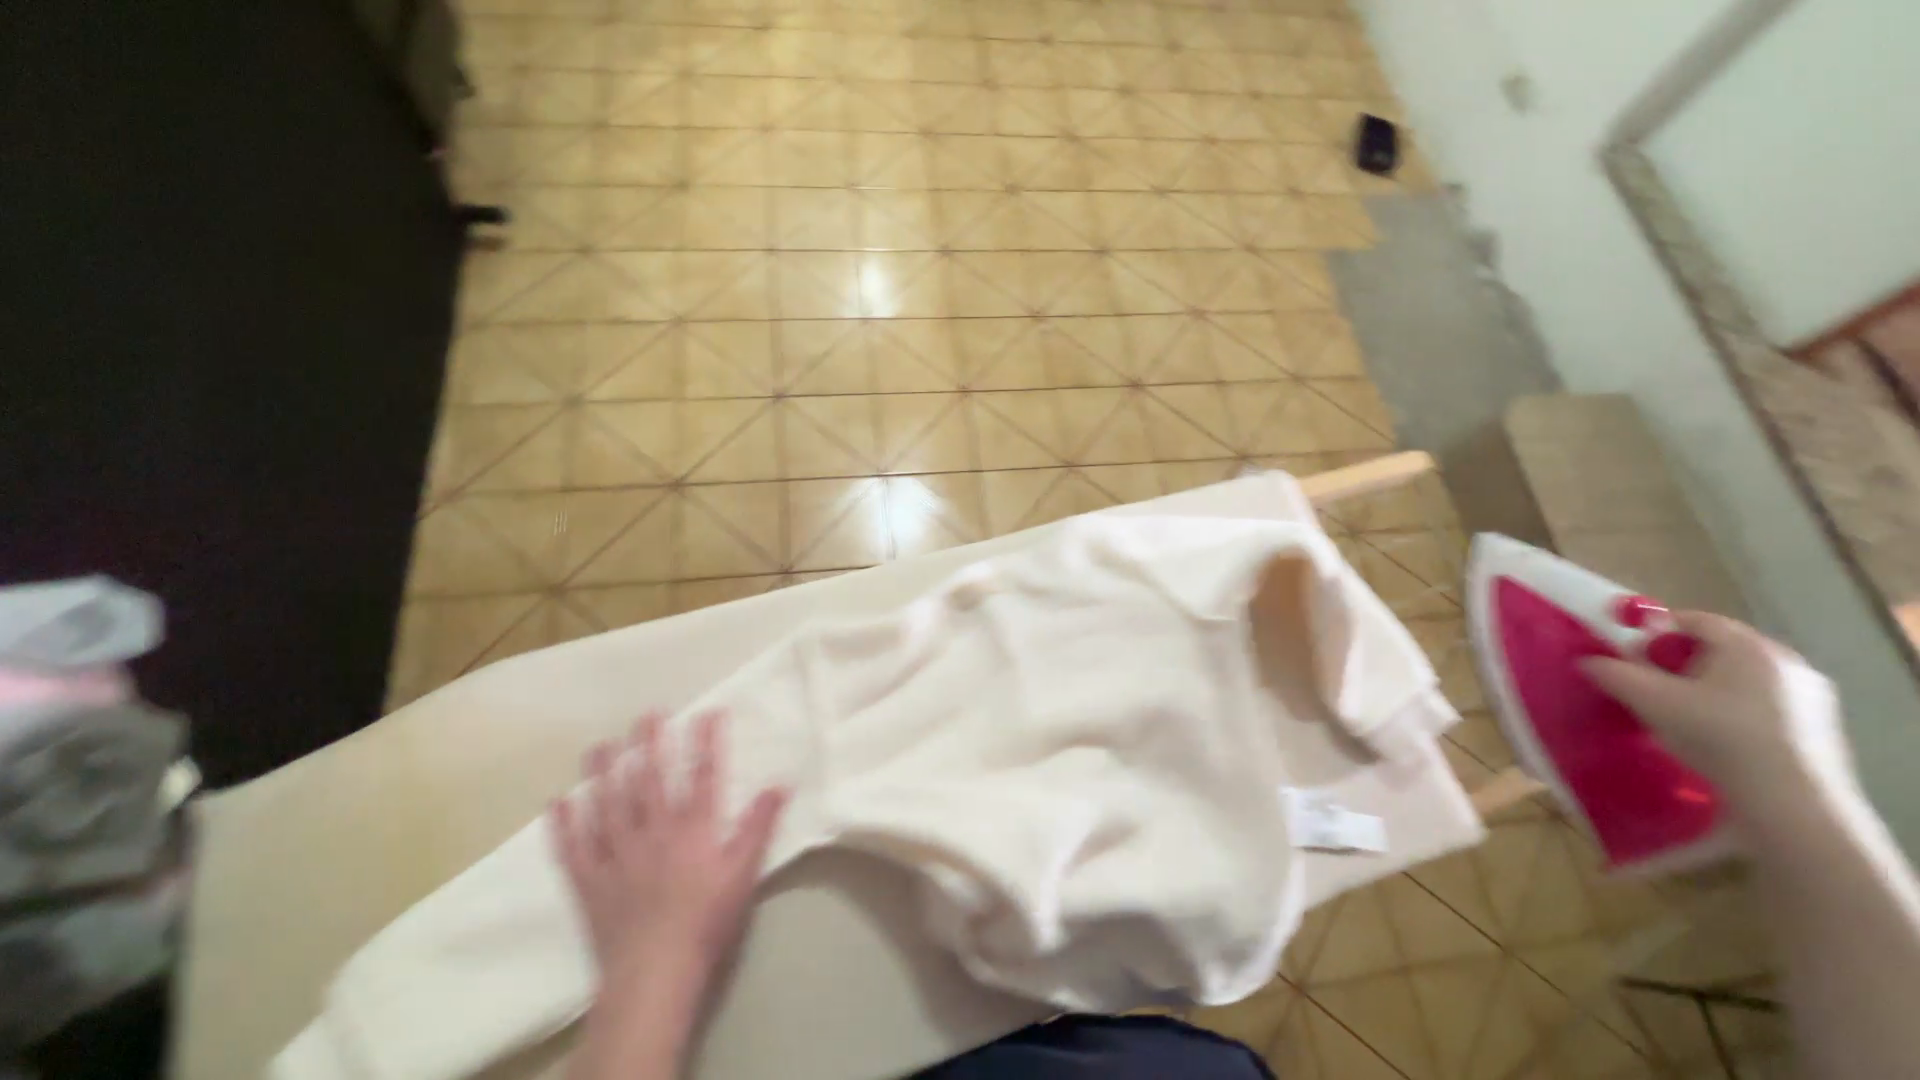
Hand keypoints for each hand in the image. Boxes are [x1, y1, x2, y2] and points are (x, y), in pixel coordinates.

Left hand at [549, 710, 788, 998]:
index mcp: (693, 830)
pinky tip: (557, 802)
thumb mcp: (744, 875)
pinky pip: (572, 847)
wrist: (655, 971)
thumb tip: (779, 785)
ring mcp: (616, 854)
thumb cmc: (706, 923)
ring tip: (602, 744)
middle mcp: (653, 831)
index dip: (706, 742)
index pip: (702, 776)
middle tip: (648, 714)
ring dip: (604, 771)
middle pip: (650, 779)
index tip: (708, 713)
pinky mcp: (589, 880)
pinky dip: (564, 824)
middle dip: (650, 744)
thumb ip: (758, 828)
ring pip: (608, 803)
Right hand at [1578, 612, 1854, 808]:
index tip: (1633, 659)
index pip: (1693, 620)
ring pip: (1742, 677)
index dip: (1655, 633)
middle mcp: (1785, 659)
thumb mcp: (1651, 702)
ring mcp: (1810, 694)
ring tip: (1686, 717)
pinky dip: (1737, 711)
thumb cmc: (1718, 737)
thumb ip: (1613, 674)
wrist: (1792, 802)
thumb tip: (1587, 661)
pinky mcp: (1821, 726)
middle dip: (1681, 663)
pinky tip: (1722, 740)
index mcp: (1747, 645)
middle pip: (1718, 648)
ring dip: (1709, 688)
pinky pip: (1766, 703)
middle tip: (1654, 689)